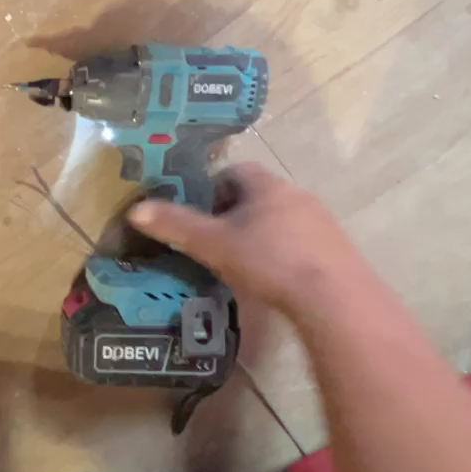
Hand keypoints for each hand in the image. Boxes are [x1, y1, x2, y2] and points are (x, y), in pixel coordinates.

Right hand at [127, 163, 372, 317]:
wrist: (334, 300)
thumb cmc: (268, 260)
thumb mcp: (212, 244)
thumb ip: (175, 225)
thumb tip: (135, 209)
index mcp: (267, 186)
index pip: (233, 171)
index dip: (208, 187)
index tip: (193, 211)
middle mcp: (297, 195)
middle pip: (255, 195)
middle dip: (229, 213)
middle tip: (208, 239)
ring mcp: (321, 223)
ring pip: (276, 219)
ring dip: (254, 233)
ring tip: (234, 260)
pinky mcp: (333, 250)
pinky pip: (296, 241)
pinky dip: (276, 252)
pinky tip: (267, 276)